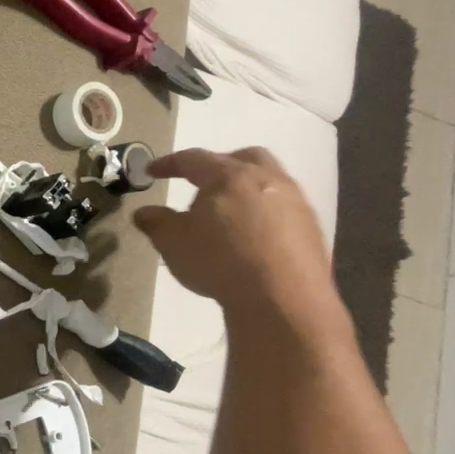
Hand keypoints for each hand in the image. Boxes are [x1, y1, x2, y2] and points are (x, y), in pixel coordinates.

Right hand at [133, 148, 337, 323]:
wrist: (281, 295)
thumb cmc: (218, 260)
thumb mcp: (171, 242)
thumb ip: (156, 222)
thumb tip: (145, 212)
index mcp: (229, 178)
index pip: (194, 159)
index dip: (169, 163)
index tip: (151, 171)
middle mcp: (267, 181)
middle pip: (245, 157)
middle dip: (219, 164)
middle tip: (198, 180)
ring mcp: (294, 202)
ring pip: (268, 180)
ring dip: (243, 188)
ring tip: (223, 210)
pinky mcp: (309, 226)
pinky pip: (280, 205)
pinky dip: (259, 210)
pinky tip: (246, 233)